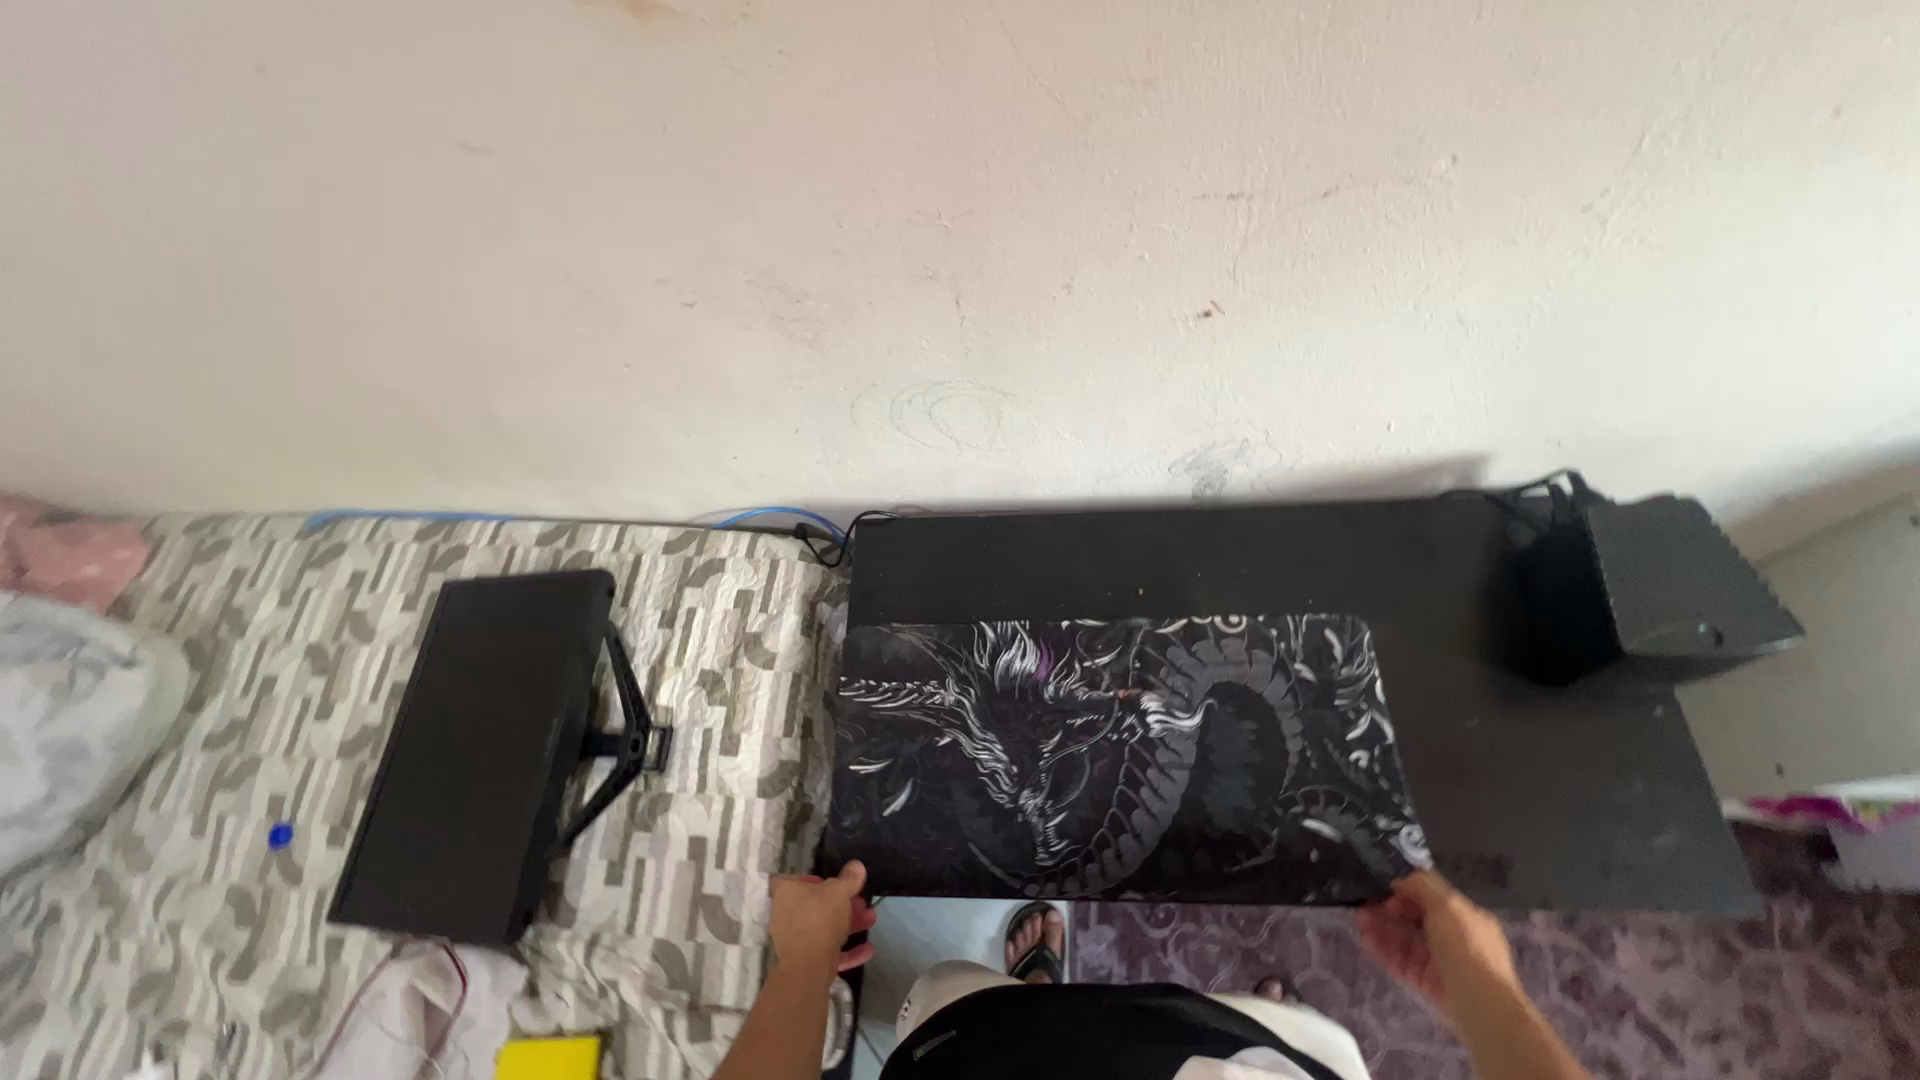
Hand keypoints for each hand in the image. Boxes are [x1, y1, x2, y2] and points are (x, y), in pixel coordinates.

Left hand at [769, 860, 877, 974]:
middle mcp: (785, 915)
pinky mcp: (803, 961)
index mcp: (786, 893)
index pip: (790, 881)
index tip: (829, 882)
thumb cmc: (820, 917)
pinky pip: (826, 951)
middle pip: (815, 905)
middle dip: (842, 905)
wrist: (809, 965)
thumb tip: (857, 865)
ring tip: (870, 921)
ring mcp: (793, 940)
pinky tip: (868, 950)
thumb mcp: (840, 891)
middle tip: (861, 903)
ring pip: (823, 928)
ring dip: (848, 925)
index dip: (809, 879)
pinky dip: (846, 950)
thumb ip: (850, 878)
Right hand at [1354, 870, 1519, 1028]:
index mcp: (1465, 918)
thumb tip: (1401, 880)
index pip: (1431, 899)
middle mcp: (1452, 938)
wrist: (1479, 1002)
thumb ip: (1422, 885)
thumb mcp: (1448, 904)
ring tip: (1358, 921)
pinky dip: (1382, 950)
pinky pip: (1400, 961)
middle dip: (1387, 910)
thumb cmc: (1466, 946)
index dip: (1407, 893)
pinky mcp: (1425, 982)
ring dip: (1380, 928)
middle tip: (1363, 905)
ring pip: (1404, 940)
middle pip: (1414, 920)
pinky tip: (1365, 940)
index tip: (1387, 891)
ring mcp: (1438, 962)